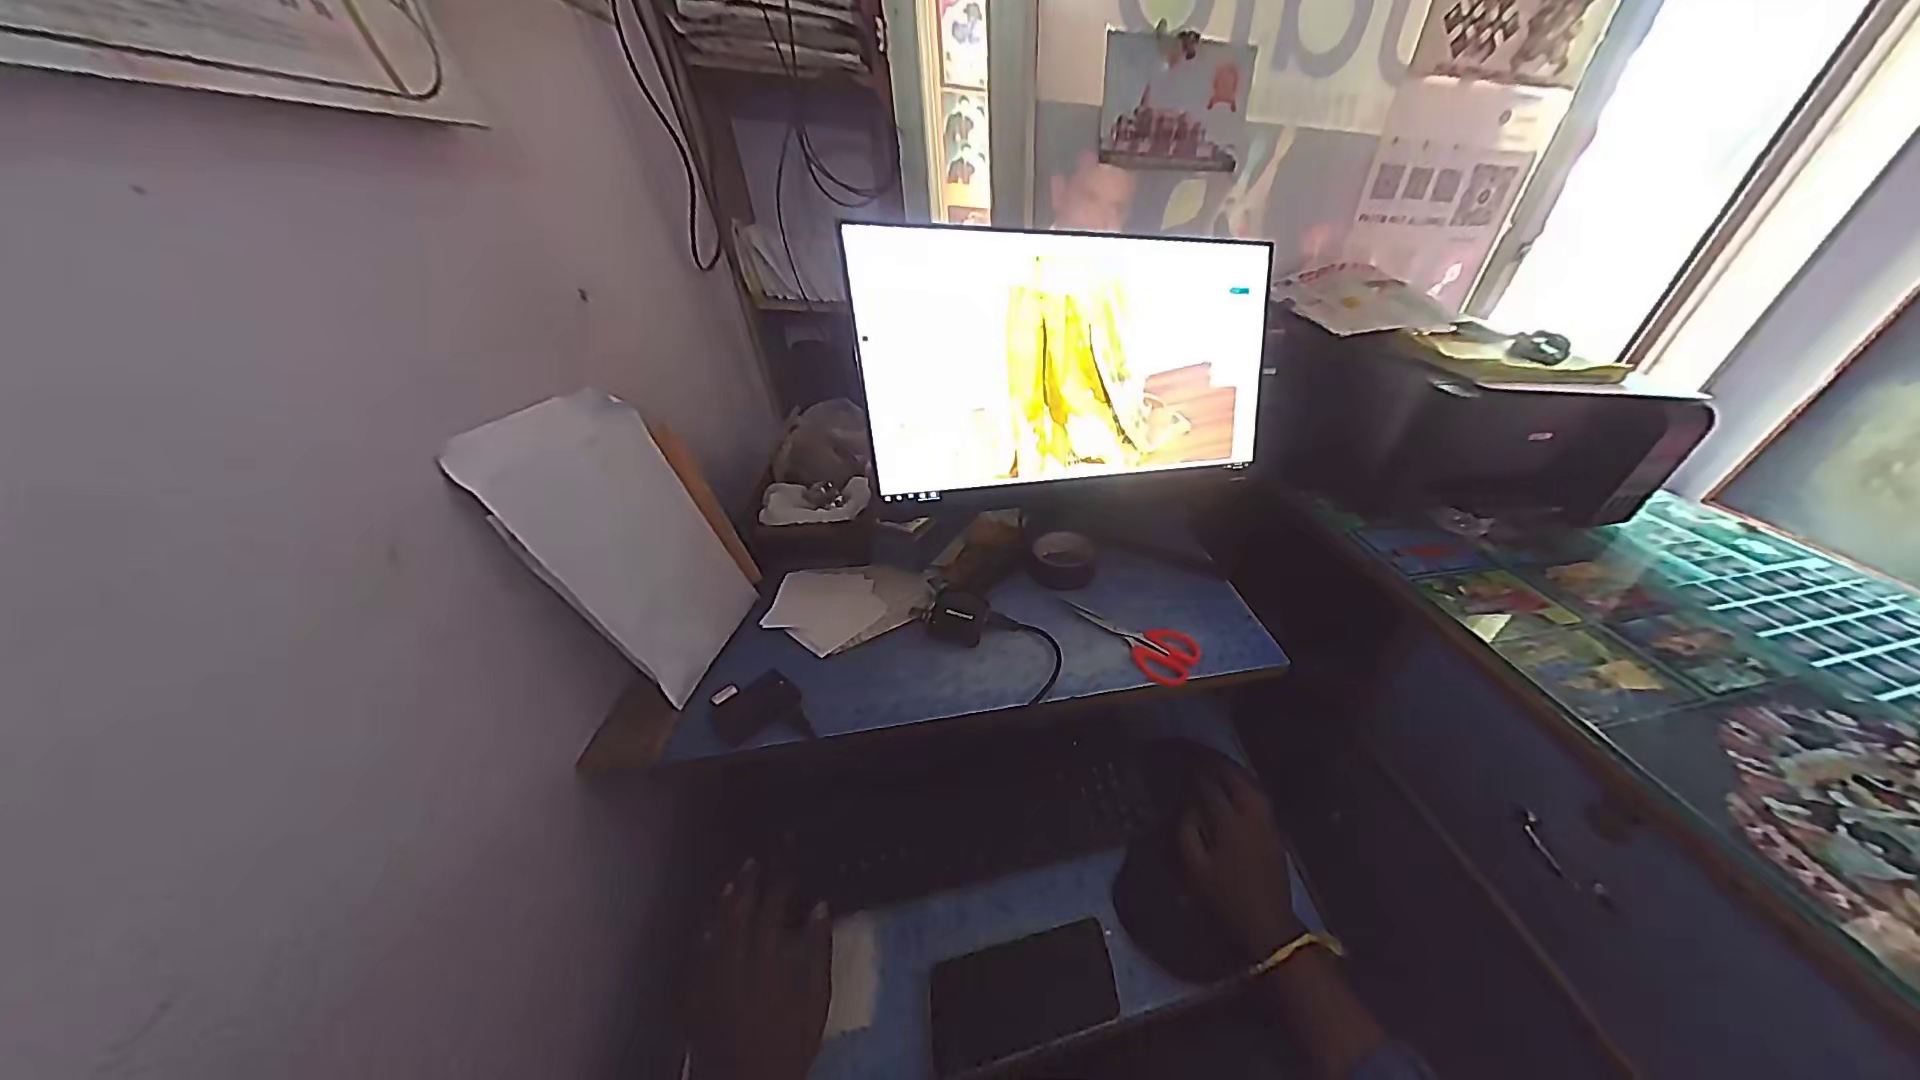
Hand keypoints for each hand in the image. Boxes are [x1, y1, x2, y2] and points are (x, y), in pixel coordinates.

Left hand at [688, 861, 831, 1079]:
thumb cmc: (789, 1044)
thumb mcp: (816, 998)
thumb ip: (819, 949)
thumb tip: (820, 907)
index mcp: (766, 954)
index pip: (774, 902)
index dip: (781, 876)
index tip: (787, 856)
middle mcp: (734, 958)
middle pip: (740, 909)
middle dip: (748, 881)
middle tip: (754, 861)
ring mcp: (710, 976)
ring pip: (716, 927)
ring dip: (725, 903)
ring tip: (733, 883)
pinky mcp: (694, 997)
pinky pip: (698, 954)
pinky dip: (706, 935)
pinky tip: (710, 929)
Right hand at [1178, 762, 1305, 960]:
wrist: (1268, 926)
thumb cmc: (1226, 898)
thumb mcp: (1195, 867)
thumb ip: (1187, 829)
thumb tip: (1187, 804)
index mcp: (1228, 822)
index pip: (1206, 783)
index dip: (1189, 768)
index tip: (1172, 757)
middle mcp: (1251, 814)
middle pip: (1233, 775)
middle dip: (1212, 760)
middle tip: (1193, 751)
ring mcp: (1266, 821)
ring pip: (1249, 782)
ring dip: (1230, 768)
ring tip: (1212, 761)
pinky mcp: (1274, 830)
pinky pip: (1257, 794)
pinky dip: (1242, 781)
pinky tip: (1231, 783)